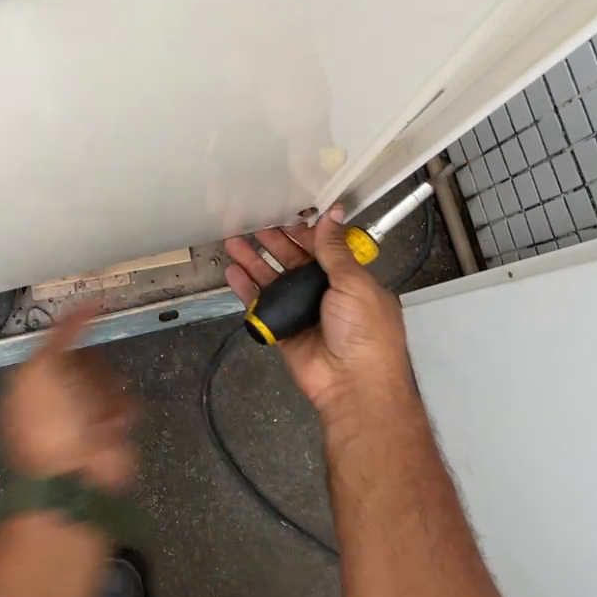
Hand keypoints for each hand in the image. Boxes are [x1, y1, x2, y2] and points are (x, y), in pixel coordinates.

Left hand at [0, 310, 139, 492]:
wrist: (74, 477)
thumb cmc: (47, 423)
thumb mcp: (38, 371)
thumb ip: (56, 336)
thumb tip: (78, 310)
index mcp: (29, 386)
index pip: (52, 344)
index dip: (72, 325)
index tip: (96, 304)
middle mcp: (54, 399)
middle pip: (84, 361)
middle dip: (89, 371)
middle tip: (82, 392)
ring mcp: (83, 416)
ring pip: (107, 381)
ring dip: (106, 394)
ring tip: (96, 416)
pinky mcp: (111, 430)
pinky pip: (124, 404)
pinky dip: (121, 411)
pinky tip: (111, 426)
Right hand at [224, 204, 416, 429]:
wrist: (353, 383)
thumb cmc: (364, 332)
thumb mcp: (354, 283)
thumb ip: (334, 250)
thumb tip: (334, 214)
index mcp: (350, 280)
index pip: (323, 249)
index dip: (303, 232)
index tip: (284, 213)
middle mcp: (325, 294)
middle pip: (293, 262)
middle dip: (274, 243)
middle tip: (252, 223)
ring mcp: (301, 312)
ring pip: (273, 280)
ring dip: (254, 261)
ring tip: (233, 241)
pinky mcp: (282, 329)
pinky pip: (261, 305)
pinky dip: (246, 289)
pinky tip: (233, 272)